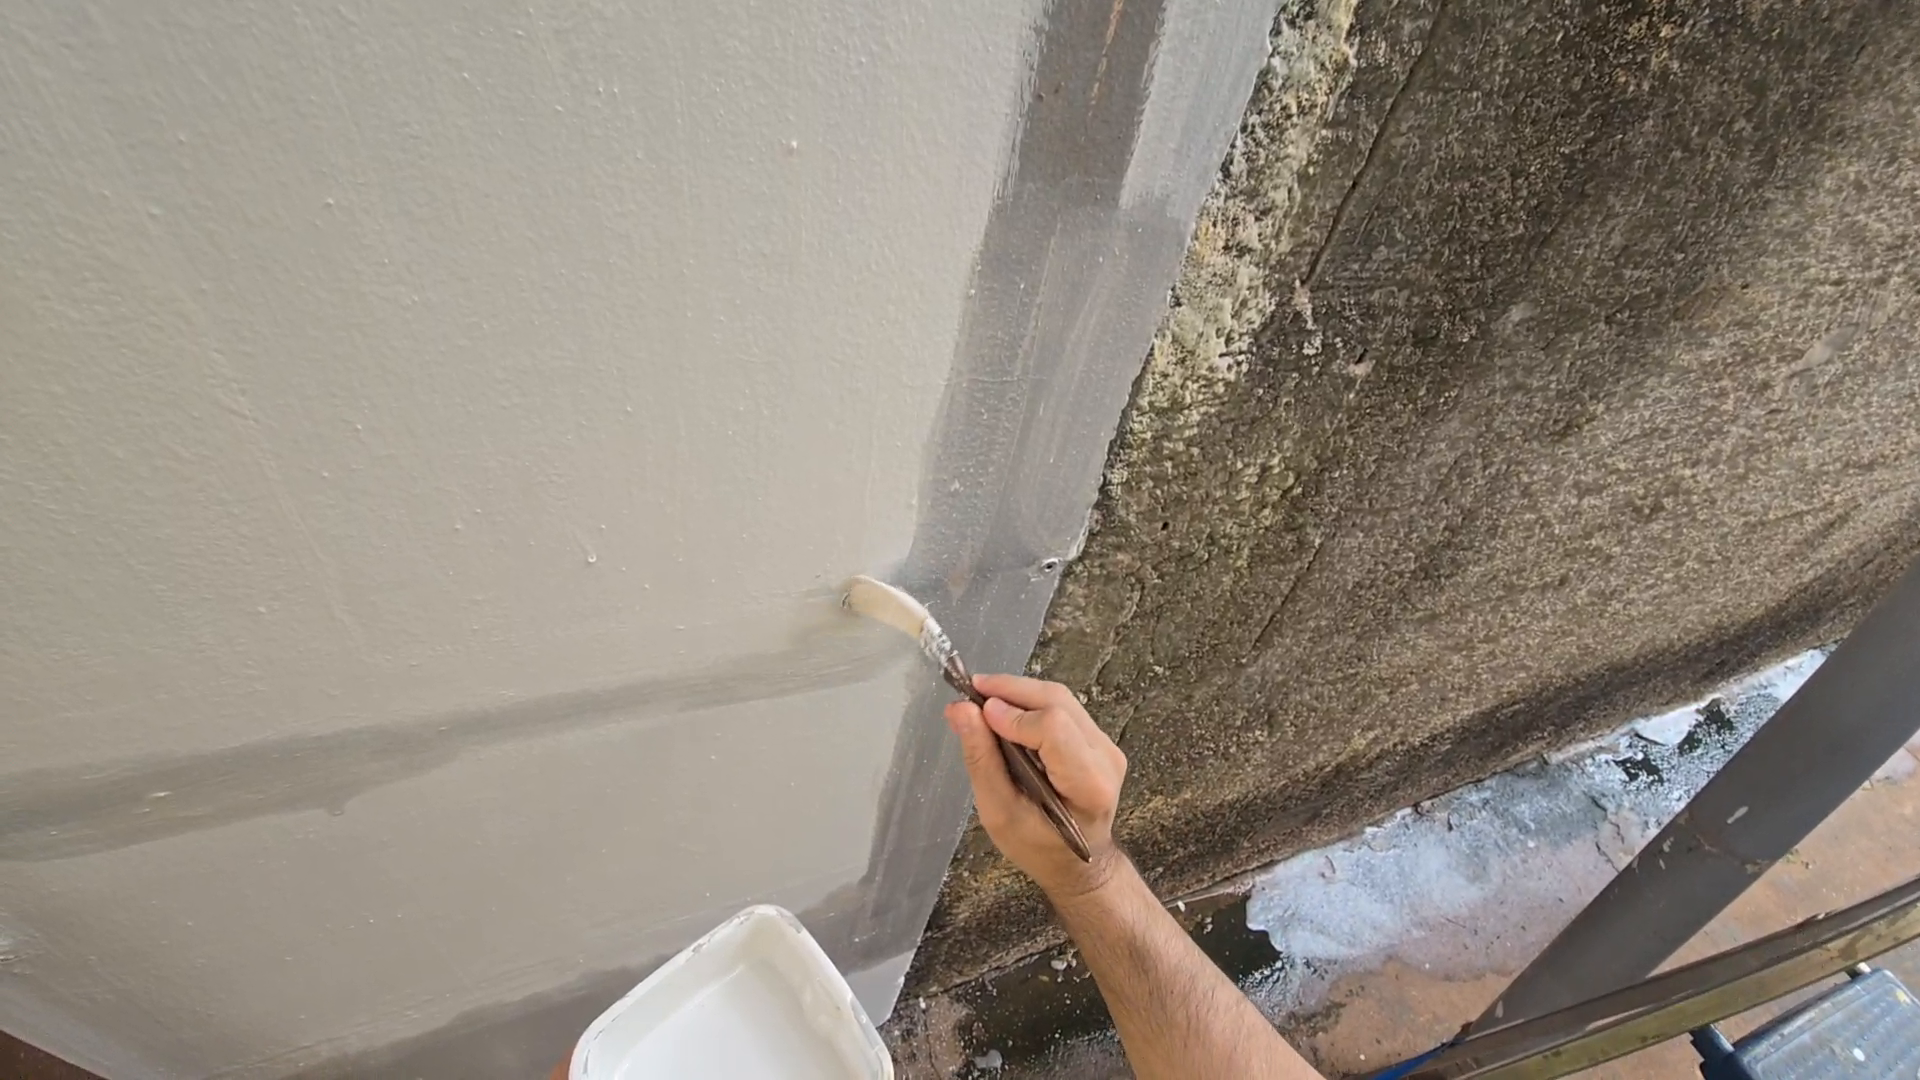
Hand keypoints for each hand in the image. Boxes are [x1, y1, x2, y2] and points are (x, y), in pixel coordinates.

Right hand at [945, 674, 1126, 898]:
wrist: (1079, 865)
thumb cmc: (1037, 847)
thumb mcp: (999, 812)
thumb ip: (982, 759)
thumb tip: (960, 709)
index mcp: (1089, 783)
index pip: (1053, 727)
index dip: (1013, 714)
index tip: (976, 711)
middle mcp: (1106, 757)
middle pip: (1057, 701)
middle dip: (1010, 689)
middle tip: (971, 689)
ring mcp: (1107, 744)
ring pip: (1060, 697)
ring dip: (1018, 691)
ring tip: (982, 697)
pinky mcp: (1099, 738)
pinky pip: (1063, 706)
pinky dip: (1030, 702)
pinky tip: (1004, 709)